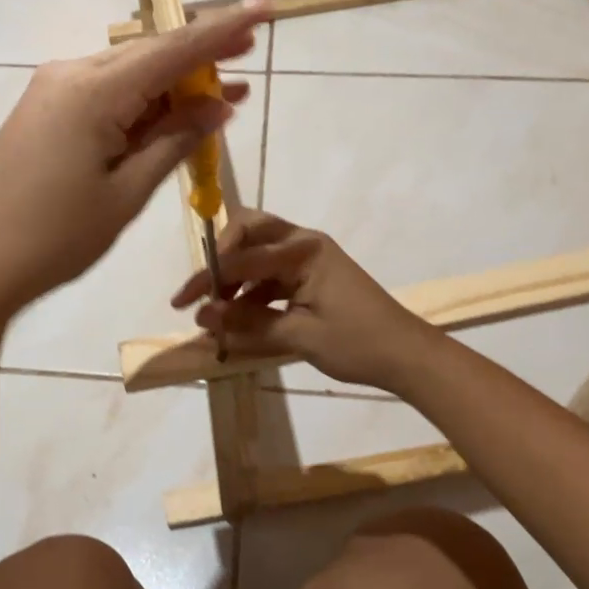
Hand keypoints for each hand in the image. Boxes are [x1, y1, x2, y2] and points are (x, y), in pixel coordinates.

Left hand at [0, 0, 267, 316]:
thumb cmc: (54, 237)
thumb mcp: (126, 194)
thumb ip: (175, 142)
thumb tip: (219, 105)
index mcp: (93, 91)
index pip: (172, 50)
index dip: (222, 29)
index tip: (264, 7)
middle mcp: (70, 75)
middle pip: (150, 55)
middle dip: (202, 54)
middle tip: (252, 49)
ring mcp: (53, 91)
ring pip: (129, 75)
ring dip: (175, 84)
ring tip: (229, 92)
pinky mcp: (45, 112)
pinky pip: (107, 95)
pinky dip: (144, 103)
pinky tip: (177, 115)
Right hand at [169, 210, 438, 392]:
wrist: (407, 356)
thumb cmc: (357, 342)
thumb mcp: (299, 336)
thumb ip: (248, 324)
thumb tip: (202, 317)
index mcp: (304, 249)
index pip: (242, 253)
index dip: (208, 276)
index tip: (181, 302)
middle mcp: (304, 244)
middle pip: (248, 232)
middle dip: (220, 260)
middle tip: (200, 294)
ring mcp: (309, 259)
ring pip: (258, 256)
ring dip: (234, 280)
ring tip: (214, 316)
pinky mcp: (312, 277)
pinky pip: (271, 276)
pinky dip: (252, 294)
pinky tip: (237, 320)